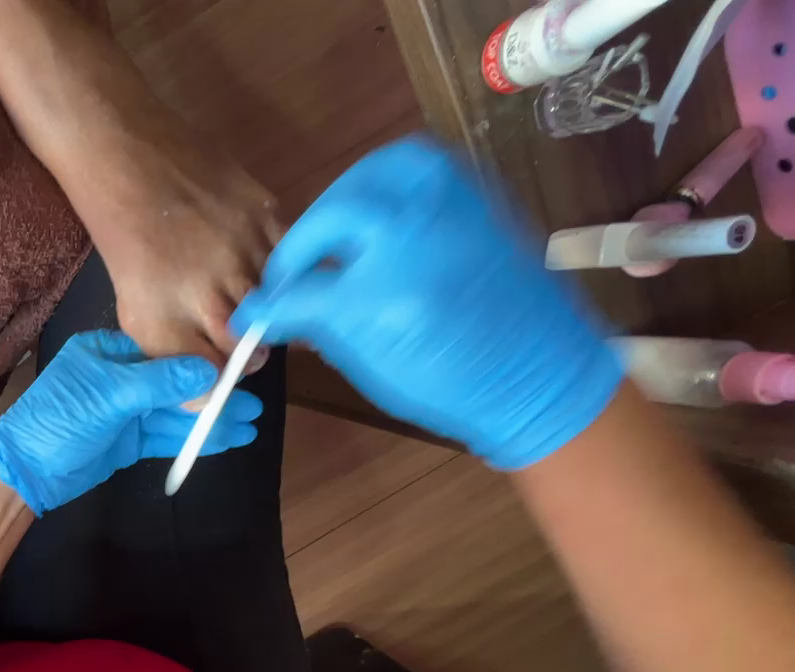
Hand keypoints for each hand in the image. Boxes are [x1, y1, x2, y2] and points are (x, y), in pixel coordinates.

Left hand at [0, 329, 260, 514]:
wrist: (25, 472)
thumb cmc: (58, 421)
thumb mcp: (107, 395)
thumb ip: (159, 382)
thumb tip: (211, 370)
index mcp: (107, 353)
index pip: (164, 352)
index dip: (202, 363)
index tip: (239, 372)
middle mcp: (118, 378)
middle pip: (175, 384)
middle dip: (214, 396)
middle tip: (255, 405)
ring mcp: (123, 412)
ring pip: (174, 413)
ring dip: (209, 421)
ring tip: (250, 425)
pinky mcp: (126, 441)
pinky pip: (165, 435)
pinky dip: (192, 439)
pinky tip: (223, 440)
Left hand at [95, 151, 280, 365]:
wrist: (128, 160)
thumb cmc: (127, 242)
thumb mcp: (136, 310)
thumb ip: (172, 352)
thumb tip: (210, 388)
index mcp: (163, 323)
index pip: (213, 378)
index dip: (223, 384)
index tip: (224, 377)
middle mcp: (205, 293)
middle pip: (252, 351)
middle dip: (251, 356)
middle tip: (244, 345)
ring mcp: (240, 252)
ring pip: (278, 309)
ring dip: (273, 317)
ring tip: (255, 306)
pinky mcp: (265, 214)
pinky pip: (292, 262)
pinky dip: (289, 277)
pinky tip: (275, 275)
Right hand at [232, 136, 621, 469]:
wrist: (538, 375)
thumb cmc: (446, 382)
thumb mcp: (367, 362)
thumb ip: (313, 324)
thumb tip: (266, 311)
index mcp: (390, 291)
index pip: (306, 284)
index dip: (273, 298)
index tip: (256, 311)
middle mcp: (424, 236)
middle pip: (340, 209)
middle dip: (305, 239)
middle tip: (293, 272)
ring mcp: (458, 207)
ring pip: (381, 171)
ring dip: (342, 200)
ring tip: (330, 238)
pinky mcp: (479, 196)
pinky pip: (420, 167)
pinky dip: (382, 184)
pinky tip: (372, 223)